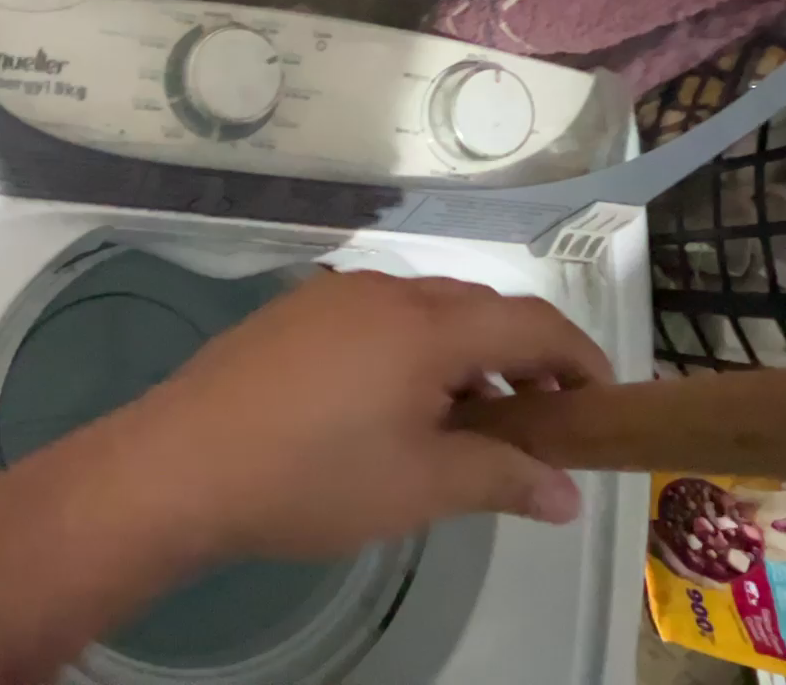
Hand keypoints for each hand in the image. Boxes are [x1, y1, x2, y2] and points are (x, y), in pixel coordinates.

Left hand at [117, 269, 613, 558]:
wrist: (184, 459)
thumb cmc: (312, 475)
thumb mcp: (420, 486)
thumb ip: (501, 477)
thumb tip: (565, 494)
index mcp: (423, 325)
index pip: (530, 323)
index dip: (579, 358)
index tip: (600, 402)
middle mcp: (378, 291)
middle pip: (475, 308)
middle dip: (519, 356)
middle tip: (533, 419)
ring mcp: (327, 294)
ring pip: (421, 309)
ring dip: (459, 352)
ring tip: (461, 417)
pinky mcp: (290, 310)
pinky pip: (371, 315)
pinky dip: (406, 347)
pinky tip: (389, 400)